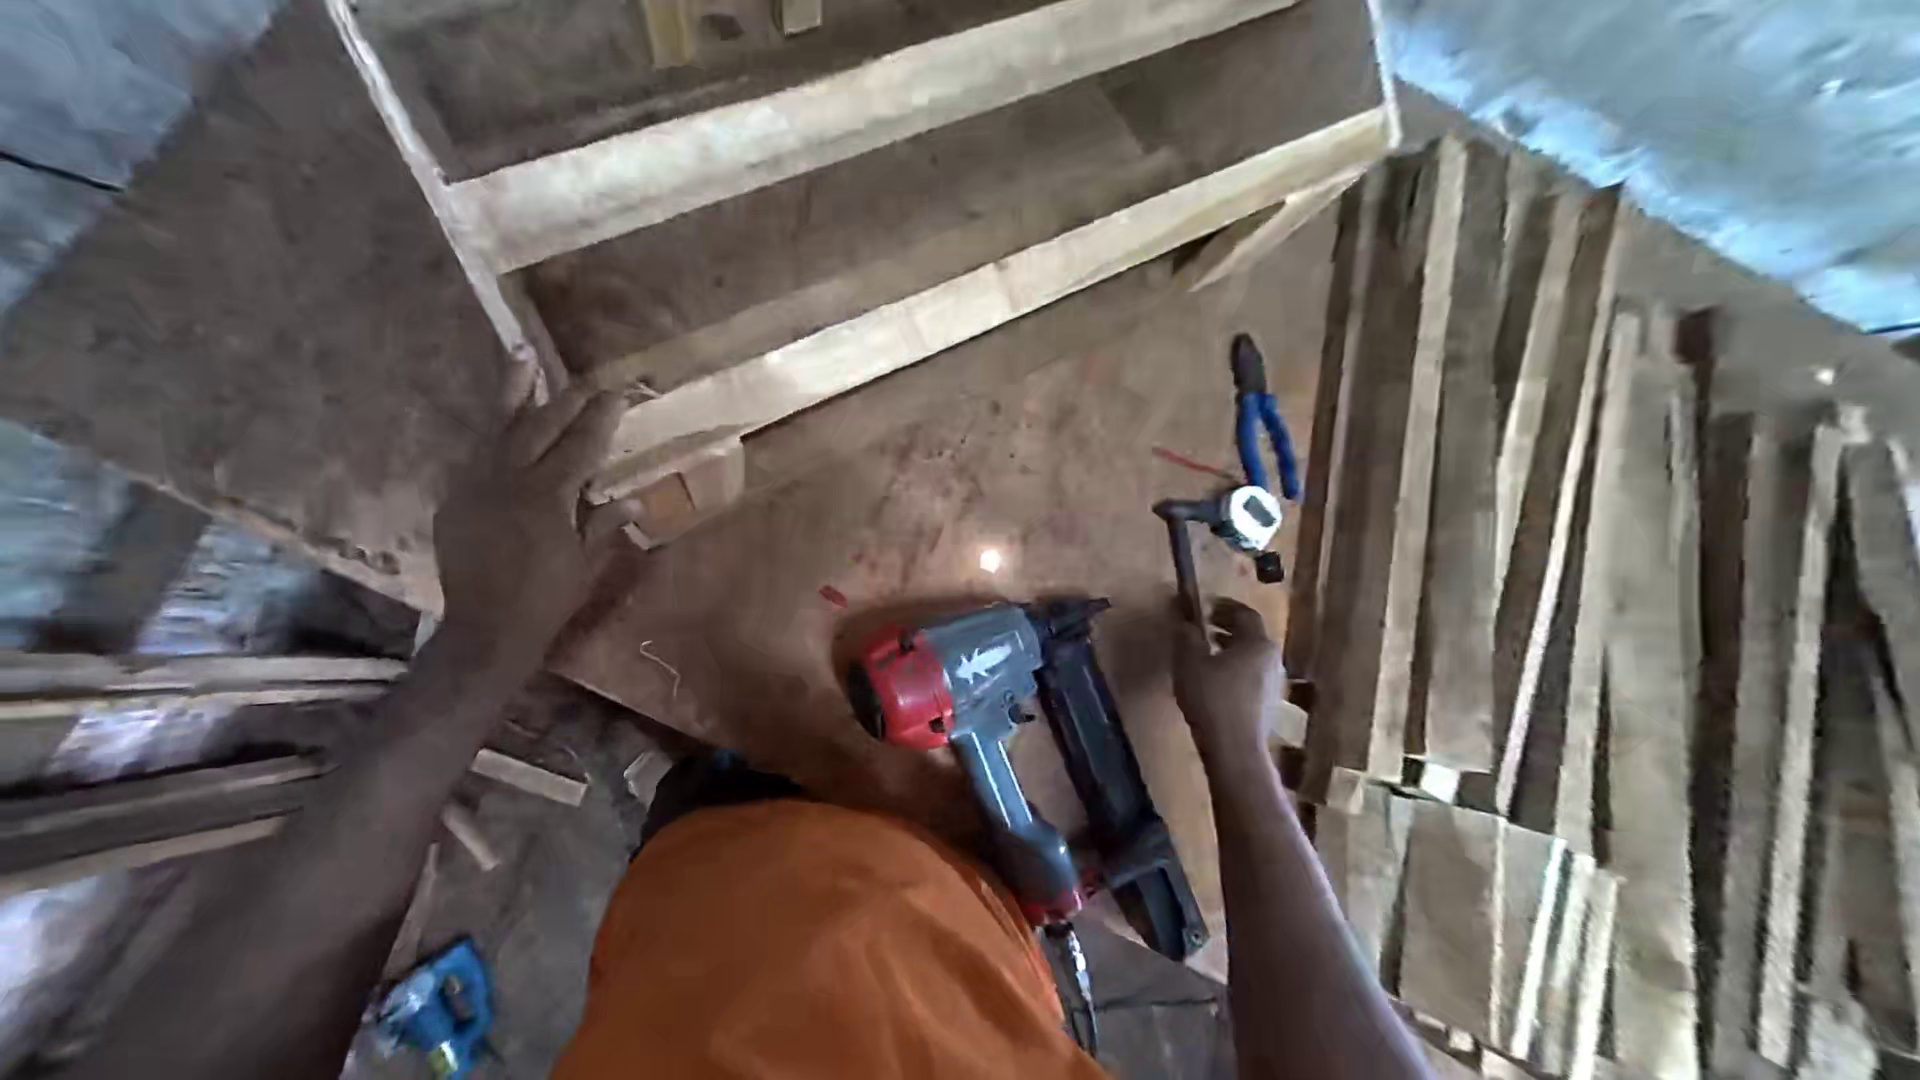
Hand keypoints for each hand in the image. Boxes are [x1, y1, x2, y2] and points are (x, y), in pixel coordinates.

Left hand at [433, 380, 641, 664]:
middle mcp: (508, 482)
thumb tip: (635, 501)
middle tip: (585, 375)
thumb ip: (606, 525)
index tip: (618, 393)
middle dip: (565, 397)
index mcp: (547, 498)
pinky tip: (506, 421)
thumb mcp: (587, 563)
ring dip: (514, 393)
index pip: (580, 446)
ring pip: (497, 429)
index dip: (600, 418)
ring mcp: (475, 486)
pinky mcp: (456, 499)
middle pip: (539, 426)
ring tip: (521, 356)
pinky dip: (496, 433)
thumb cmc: (548, 598)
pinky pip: (479, 455)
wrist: (486, 629)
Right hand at [1172, 598, 1287, 763]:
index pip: (1244, 613)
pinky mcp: (1266, 705)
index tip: (1201, 606)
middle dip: (1225, 627)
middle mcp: (1271, 660)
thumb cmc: (1212, 697)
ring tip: (1203, 652)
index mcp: (1258, 643)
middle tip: (1201, 626)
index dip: (1221, 606)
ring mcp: (1272, 684)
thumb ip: (1187, 636)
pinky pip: (1248, 675)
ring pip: (1249, 656)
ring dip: (1227, 648)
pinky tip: (1211, 680)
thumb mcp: (1190, 661)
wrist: (1234, 748)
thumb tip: (1187, 623)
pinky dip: (1231, 668)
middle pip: (1249, 635)